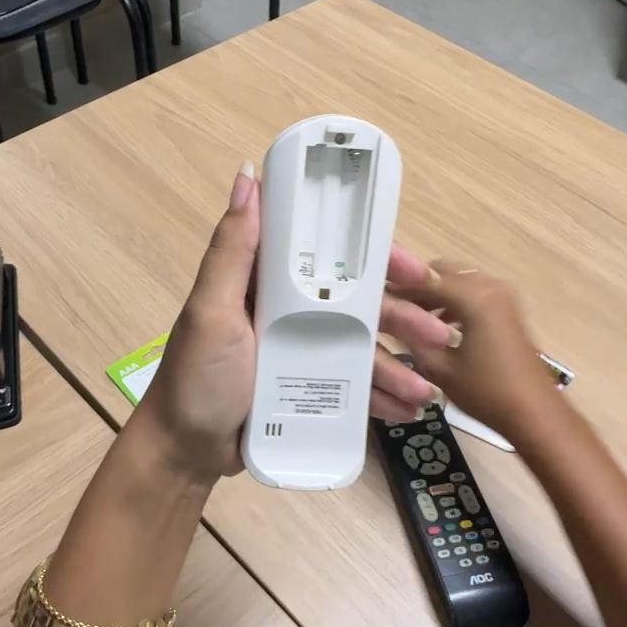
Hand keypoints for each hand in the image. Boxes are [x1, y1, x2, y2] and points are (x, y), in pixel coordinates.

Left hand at [137, 162, 451, 479]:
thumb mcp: (210, 311)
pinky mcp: (306, 389)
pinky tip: (404, 411)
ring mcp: (301, 351)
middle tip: (439, 335)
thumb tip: (248, 175)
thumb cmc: (196, 378)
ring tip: (425, 392)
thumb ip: (232, 251)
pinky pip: (351, 386)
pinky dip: (378, 396)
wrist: (186, 451)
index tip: (414, 269)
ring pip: (361, 347)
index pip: (330, 254)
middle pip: (358, 303)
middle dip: (402, 317)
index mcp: (267, 283)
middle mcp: (289, 311)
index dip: (375, 256)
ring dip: (399, 365)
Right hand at [383, 259, 559, 435]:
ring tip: (411, 322)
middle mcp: (490, 286)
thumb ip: (410, 337)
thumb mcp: (438, 367)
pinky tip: (436, 329)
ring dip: (435, 296)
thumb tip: (391, 320)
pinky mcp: (507, 309)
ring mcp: (502, 296)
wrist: (534, 413)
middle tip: (393, 312)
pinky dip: (453, 304)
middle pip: (443, 272)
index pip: (424, 277)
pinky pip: (472, 294)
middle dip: (417, 289)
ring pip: (458, 282)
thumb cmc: (486, 392)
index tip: (377, 302)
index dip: (398, 287)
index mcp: (473, 296)